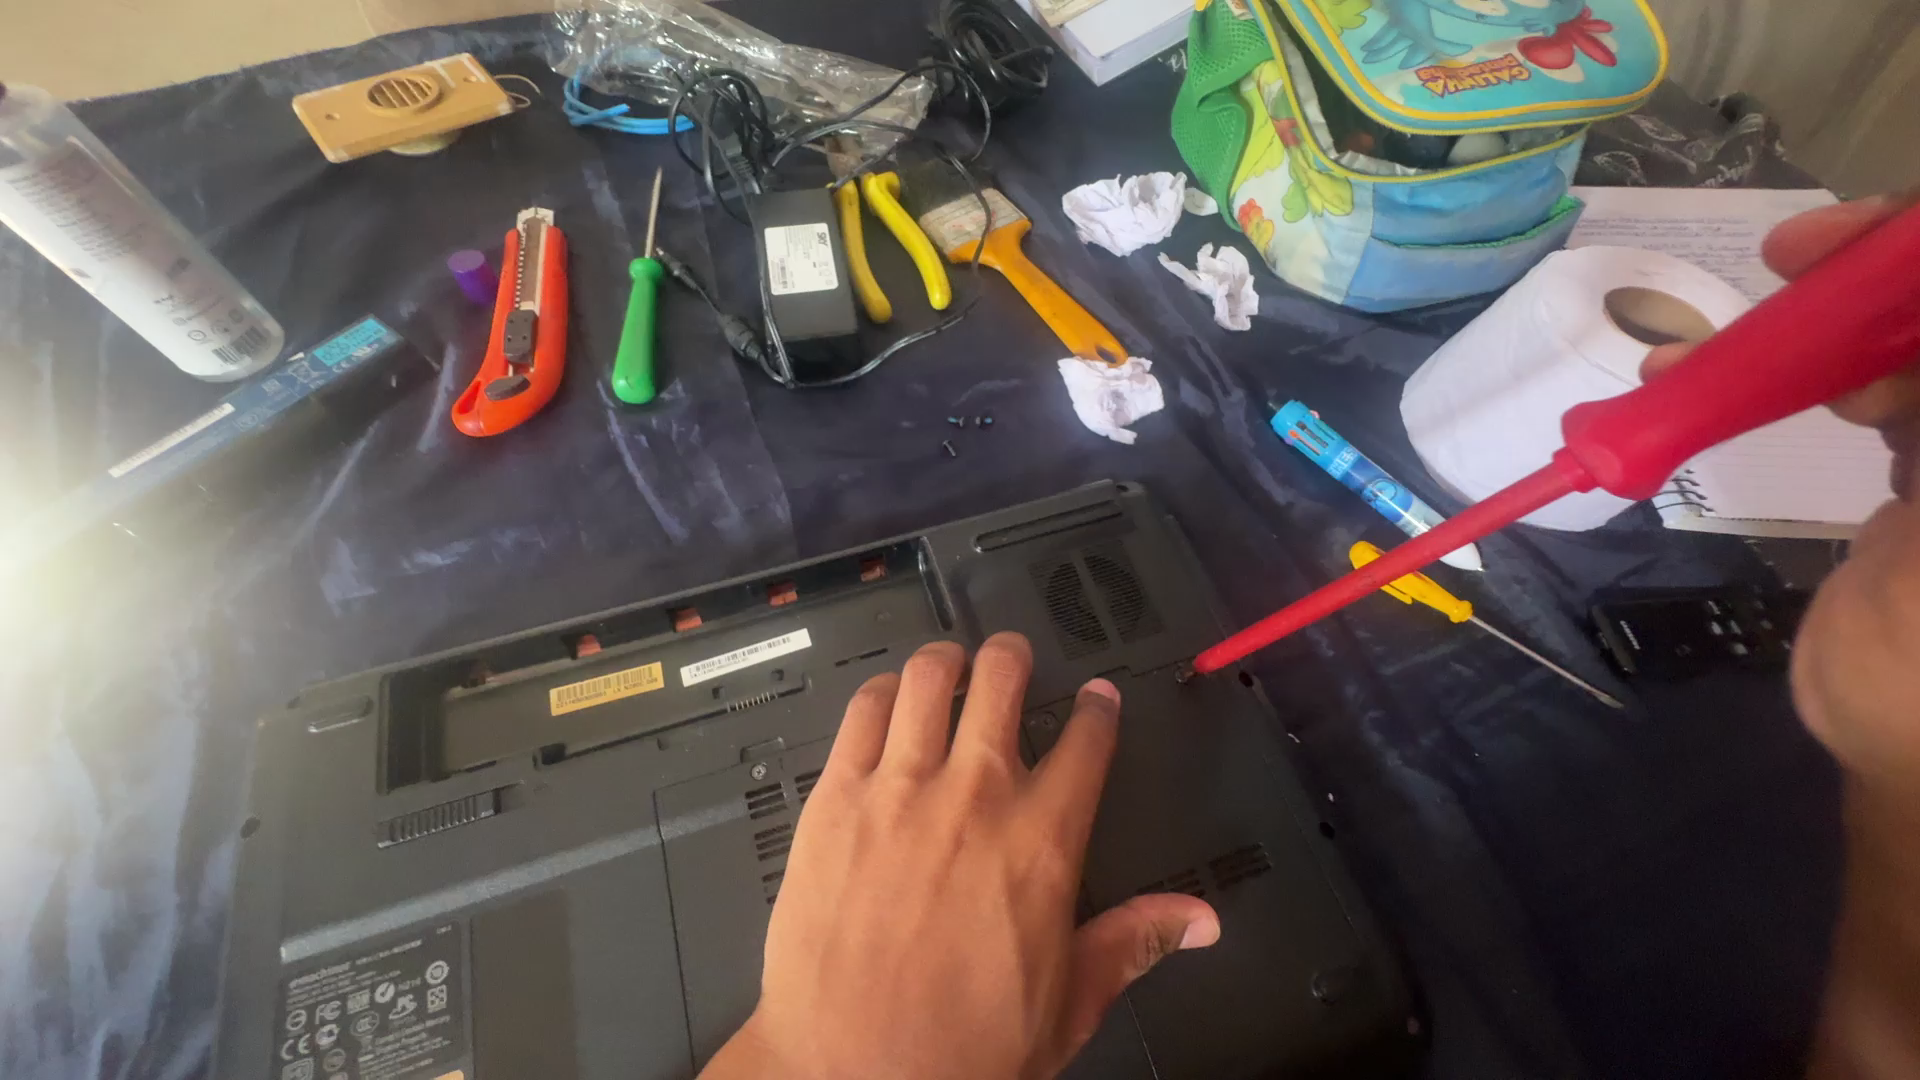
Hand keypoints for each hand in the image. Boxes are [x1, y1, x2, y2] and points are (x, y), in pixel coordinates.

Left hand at [701, 633, 1220, 1079]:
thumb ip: (1133, 941)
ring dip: (947, 660)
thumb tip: (1196, 921)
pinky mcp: (839, 798)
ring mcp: (902, 790)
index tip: (1094, 699)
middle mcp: (975, 798)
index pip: (1085, 741)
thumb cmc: (959, 1048)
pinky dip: (882, 693)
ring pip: (930, 678)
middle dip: (1013, 656)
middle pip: (1003, 680)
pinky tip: (889, 698)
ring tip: (951, 663)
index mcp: (1041, 841)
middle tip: (1012, 656)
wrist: (851, 1074)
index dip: (1096, 709)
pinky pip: (863, 713)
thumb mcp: (1067, 1001)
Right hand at [1643, 193, 1919, 806]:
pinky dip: (1798, 377)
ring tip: (1710, 345)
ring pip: (1908, 342)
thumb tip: (1906, 322)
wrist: (1917, 747)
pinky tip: (1724, 384)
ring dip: (1818, 326)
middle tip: (1789, 260)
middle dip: (1880, 273)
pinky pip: (1871, 390)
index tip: (1848, 244)